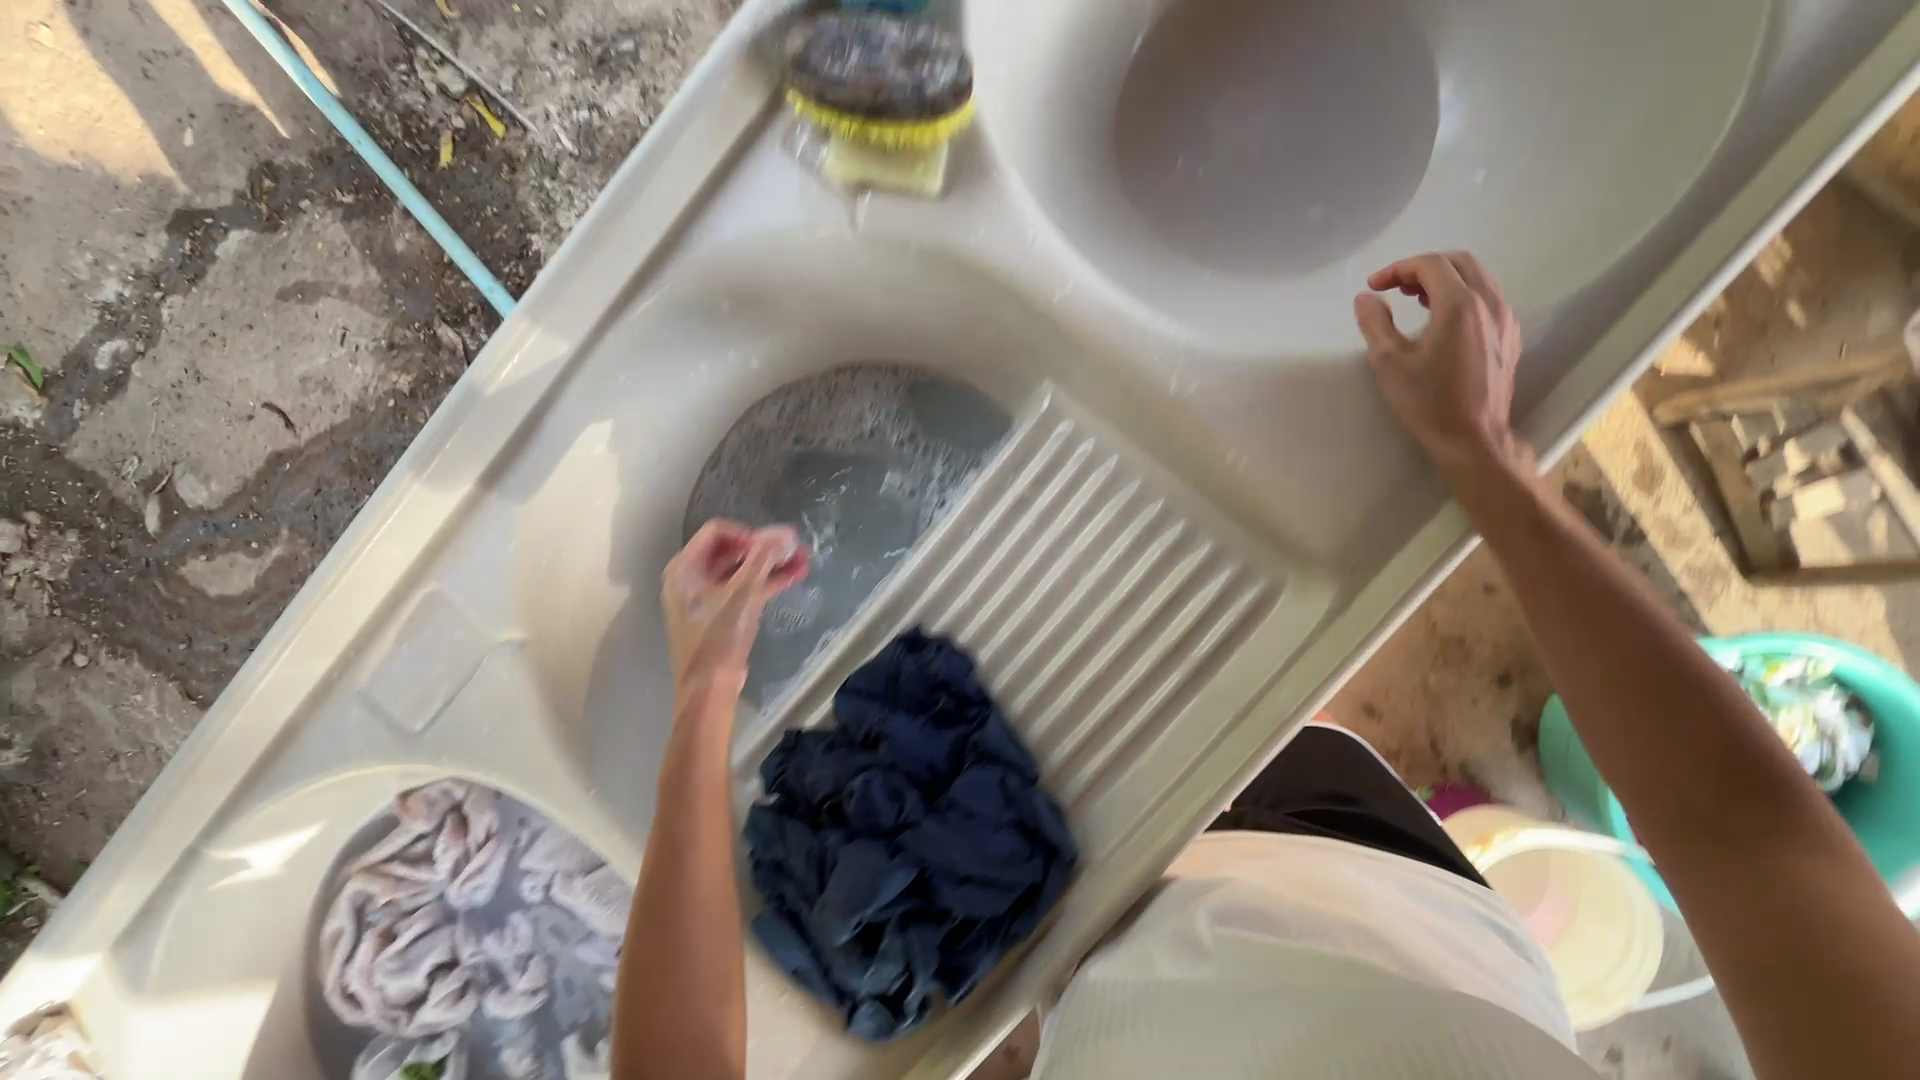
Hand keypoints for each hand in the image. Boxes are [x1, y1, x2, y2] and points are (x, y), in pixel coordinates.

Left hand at [662, 521, 807, 705]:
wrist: (710, 687)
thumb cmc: (719, 637)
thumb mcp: (743, 593)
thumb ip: (764, 558)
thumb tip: (786, 533)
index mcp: (685, 568)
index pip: (717, 532)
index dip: (748, 534)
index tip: (773, 546)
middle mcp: (691, 578)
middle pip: (731, 550)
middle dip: (765, 549)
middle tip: (795, 549)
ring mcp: (705, 597)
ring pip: (741, 571)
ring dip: (770, 565)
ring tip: (802, 561)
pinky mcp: (720, 614)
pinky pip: (743, 589)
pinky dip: (766, 583)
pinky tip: (793, 577)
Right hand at [1354, 252, 1531, 480]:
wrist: (1471, 437)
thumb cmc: (1426, 401)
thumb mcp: (1388, 362)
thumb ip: (1375, 323)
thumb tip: (1366, 298)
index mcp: (1459, 305)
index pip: (1430, 265)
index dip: (1398, 268)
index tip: (1374, 286)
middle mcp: (1489, 303)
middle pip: (1459, 263)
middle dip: (1423, 268)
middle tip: (1394, 287)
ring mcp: (1504, 319)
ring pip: (1477, 279)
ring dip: (1444, 280)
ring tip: (1415, 299)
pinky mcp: (1509, 336)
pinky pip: (1487, 299)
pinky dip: (1462, 295)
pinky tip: (1441, 319)